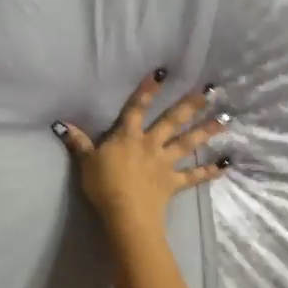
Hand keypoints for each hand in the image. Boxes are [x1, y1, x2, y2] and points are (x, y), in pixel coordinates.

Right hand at [53, 69, 230, 247]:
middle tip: (210, 91)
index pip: (136, 108)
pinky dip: (210, 170)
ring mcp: (164, 163)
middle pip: (171, 121)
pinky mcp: (173, 183)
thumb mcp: (86, 161)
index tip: (161, 74)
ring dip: (206, 131)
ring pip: (188, 143)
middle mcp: (149, 144)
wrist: (126, 213)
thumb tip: (61, 123)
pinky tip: (226, 164)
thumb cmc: (103, 185)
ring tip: (224, 118)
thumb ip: (78, 141)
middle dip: (189, 105)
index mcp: (127, 137)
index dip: (147, 90)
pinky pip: (194, 176)